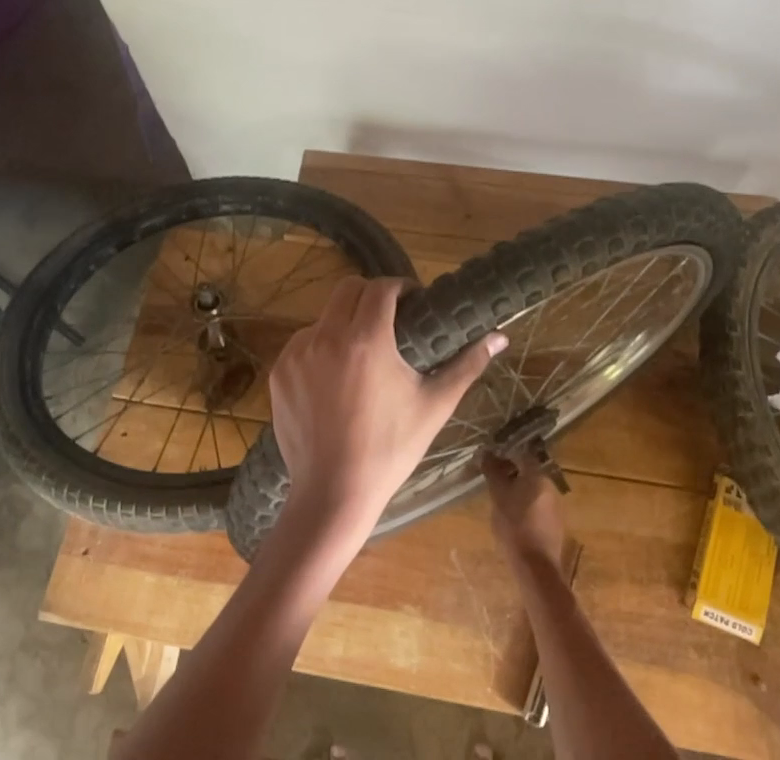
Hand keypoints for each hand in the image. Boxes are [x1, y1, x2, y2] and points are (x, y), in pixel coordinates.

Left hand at [270, 277, 506, 531]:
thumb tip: (499, 337)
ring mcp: (297, 355)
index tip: (413, 302)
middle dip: (370, 296)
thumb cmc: (391, 449)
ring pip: (323, 318)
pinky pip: (303, 345)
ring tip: (363, 355)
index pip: (380, 287)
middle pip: (347, 290)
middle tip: (390, 320)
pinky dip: (320, 350)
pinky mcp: (279, 373)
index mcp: (365, 339)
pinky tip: (336, 380)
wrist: (334, 493)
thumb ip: (467, 364)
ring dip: (344, 323)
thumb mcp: (434, 405)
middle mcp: (325, 337)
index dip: (400, 287)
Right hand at [481, 452, 565, 570]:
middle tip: (491, 481)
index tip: (489, 462)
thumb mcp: (498, 496)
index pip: (521, 454)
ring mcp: (555, 504)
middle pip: (529, 471)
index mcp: (538, 475)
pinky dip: (525, 503)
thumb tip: (485, 452)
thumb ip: (492, 471)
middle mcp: (551, 485)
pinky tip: (513, 516)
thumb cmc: (514, 525)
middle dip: (510, 472)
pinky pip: (538, 504)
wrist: (536, 565)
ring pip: (533, 488)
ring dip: (517, 488)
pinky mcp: (555, 522)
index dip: (504, 454)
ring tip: (499, 499)